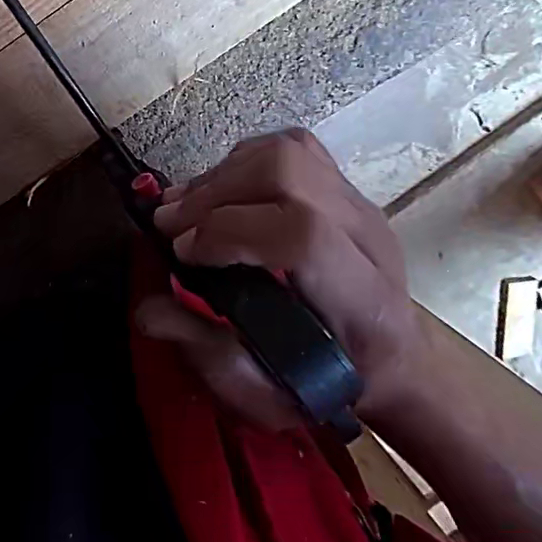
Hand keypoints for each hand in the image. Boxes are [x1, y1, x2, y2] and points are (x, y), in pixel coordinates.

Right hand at [139, 128, 430, 428]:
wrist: (391, 354)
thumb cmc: (333, 382)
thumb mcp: (273, 395)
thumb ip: (210, 354)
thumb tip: (149, 308)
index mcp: (363, 301)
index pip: (303, 233)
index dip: (230, 231)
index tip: (184, 253)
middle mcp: (369, 237)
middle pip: (291, 171)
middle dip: (215, 191)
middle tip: (168, 223)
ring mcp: (358, 202)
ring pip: (287, 150)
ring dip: (221, 173)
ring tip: (182, 206)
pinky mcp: (343, 185)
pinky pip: (291, 146)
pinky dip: (242, 160)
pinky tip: (217, 190)